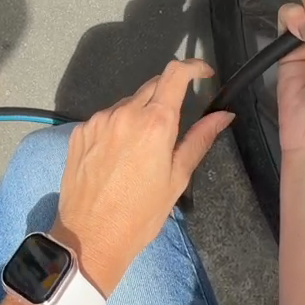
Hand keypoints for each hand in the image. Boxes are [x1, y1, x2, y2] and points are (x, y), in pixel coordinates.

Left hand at [53, 59, 232, 294]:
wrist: (89, 238)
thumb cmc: (141, 214)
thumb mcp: (177, 178)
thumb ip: (200, 139)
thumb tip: (224, 114)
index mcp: (154, 123)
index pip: (175, 74)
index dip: (193, 67)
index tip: (204, 74)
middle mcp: (124, 112)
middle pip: (152, 86)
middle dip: (167, 95)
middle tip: (173, 124)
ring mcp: (98, 120)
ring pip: (128, 103)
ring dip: (140, 114)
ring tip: (141, 150)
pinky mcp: (79, 131)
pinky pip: (106, 118)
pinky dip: (117, 127)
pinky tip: (117, 157)